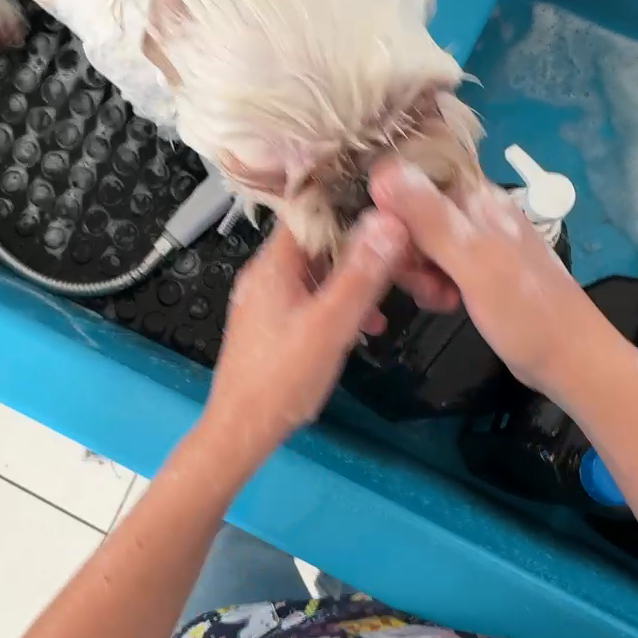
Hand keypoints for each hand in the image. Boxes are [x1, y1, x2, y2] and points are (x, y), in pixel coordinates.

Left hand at [204, 214, 410, 453]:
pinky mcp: (269, 327)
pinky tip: (358, 330)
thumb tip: (386, 223)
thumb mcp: (330, 325)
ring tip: (381, 307)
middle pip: (316, 244)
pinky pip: (307, 302)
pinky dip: (334, 309)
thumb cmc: (280, 381)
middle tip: (395, 264)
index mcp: (272, 267)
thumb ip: (360, 275)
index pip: (309, 212)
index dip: (348, 207)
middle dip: (357, 253)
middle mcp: (263, 278)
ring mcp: (264, 303)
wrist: (242, 430)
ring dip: (350, 286)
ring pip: (315, 276)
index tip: (385, 211)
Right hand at [369, 159, 614, 396]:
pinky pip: (438, 268)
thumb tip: (382, 172)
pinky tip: (447, 304)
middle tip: (422, 283)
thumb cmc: (524, 311)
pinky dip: (434, 286)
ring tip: (440, 299)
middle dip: (406, 251)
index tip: (391, 248)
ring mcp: (478, 243)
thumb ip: (429, 218)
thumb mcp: (473, 261)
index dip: (393, 213)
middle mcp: (476, 212)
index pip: (414, 182)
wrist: (568, 358)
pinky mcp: (478, 271)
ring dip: (418, 274)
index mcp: (477, 198)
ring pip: (422, 246)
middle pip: (413, 217)